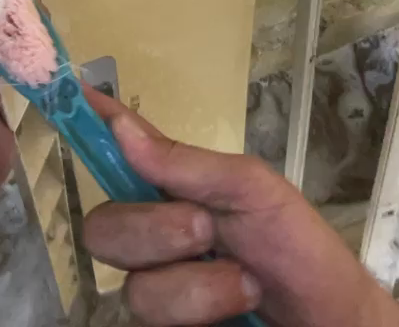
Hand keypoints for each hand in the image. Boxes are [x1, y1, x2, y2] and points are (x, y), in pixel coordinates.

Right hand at [81, 88, 398, 326]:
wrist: (331, 324)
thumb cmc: (297, 247)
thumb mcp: (252, 189)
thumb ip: (185, 165)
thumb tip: (119, 128)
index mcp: (167, 187)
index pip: (114, 146)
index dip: (85, 121)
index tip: (67, 93)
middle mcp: (150, 235)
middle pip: (102, 229)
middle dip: (154, 231)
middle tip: (207, 229)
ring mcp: (157, 287)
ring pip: (132, 288)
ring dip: (195, 286)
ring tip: (244, 283)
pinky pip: (150, 323)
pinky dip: (200, 312)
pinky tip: (233, 312)